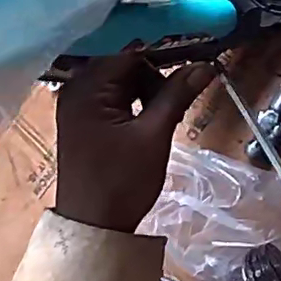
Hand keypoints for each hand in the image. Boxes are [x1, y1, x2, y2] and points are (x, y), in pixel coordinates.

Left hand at [53, 54, 214, 232]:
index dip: (162, 52)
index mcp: (87, 88)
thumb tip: (205, 64)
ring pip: (119, 80)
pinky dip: (132, 102)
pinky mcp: (81, 119)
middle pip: (122, 64)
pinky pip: (110, 96)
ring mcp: (76, 105)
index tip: (192, 55)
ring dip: (145, 90)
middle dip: (153, 76)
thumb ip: (176, 94)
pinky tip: (150, 119)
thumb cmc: (122, 182)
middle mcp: (75, 89)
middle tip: (178, 99)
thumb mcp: (154, 135)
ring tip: (166, 115)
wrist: (93, 228)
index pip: (128, 52)